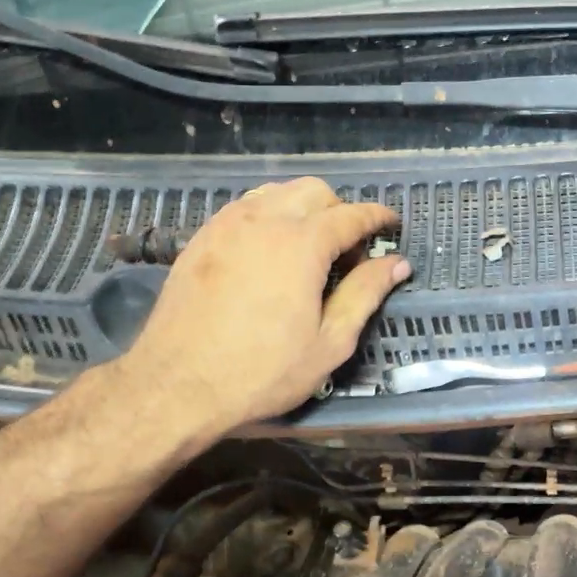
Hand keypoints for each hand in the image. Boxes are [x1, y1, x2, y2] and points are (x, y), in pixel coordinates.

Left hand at [117, 178, 408, 435]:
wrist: (180, 384)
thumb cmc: (265, 371)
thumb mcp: (330, 341)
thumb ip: (365, 294)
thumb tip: (396, 264)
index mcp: (301, 245)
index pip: (350, 215)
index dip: (377, 217)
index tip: (392, 224)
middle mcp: (263, 222)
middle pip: (313, 192)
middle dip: (340, 210)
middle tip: (351, 250)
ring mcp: (226, 226)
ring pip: (275, 193)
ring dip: (303, 209)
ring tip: (313, 248)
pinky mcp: (201, 239)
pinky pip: (245, 209)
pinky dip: (270, 216)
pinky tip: (274, 252)